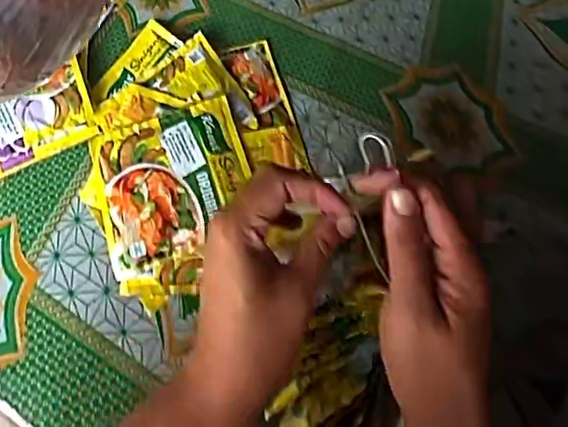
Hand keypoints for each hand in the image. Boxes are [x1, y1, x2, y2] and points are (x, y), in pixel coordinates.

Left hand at [134, 168, 357, 425]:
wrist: (220, 386)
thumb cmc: (259, 341)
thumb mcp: (297, 290)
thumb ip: (320, 245)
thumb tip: (347, 216)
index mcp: (236, 224)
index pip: (279, 182)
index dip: (316, 189)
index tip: (345, 210)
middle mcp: (225, 219)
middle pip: (268, 181)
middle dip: (306, 188)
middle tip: (337, 206)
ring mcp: (224, 233)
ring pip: (262, 195)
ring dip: (295, 198)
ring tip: (325, 213)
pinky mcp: (228, 247)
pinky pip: (256, 213)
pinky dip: (281, 213)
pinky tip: (298, 228)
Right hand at [354, 168, 491, 426]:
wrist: (445, 422)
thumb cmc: (426, 368)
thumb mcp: (411, 307)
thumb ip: (406, 247)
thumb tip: (399, 188)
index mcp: (464, 261)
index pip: (434, 198)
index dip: (400, 180)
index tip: (362, 180)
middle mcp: (469, 257)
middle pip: (445, 197)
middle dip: (408, 181)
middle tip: (369, 185)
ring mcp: (460, 269)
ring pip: (441, 214)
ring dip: (411, 197)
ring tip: (375, 196)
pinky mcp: (448, 282)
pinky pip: (434, 235)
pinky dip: (413, 221)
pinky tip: (390, 225)